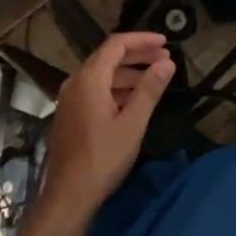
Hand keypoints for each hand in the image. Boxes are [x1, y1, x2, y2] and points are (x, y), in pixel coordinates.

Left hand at [40, 32, 175, 221]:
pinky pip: (95, 89)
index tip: (165, 42)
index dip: (142, 40)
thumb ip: (149, 89)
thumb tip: (167, 62)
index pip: (117, 44)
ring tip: (154, 79)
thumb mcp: (132, 124)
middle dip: (138, 56)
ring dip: (128, 73)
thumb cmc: (103, 158)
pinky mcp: (70, 114)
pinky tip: (133, 100)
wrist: (68, 195)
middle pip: (109, 57)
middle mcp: (75, 82)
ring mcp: (70, 98)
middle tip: (165, 60)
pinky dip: (116, 88)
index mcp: (89, 78)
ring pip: (102, 75)